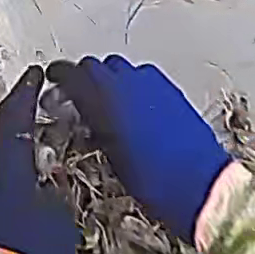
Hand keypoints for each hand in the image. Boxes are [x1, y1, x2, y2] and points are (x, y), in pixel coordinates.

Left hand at [0, 65, 76, 253]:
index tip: (34, 73)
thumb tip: (52, 166)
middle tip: (31, 88)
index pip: (16, 113)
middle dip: (16, 102)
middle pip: (1, 121)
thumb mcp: (59, 206)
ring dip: (11, 122)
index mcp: (9, 158)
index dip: (26, 89)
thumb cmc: (37, 245)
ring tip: (28, 113)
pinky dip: (8, 142)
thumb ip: (55, 177)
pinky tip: (20, 147)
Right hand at [46, 56, 230, 238]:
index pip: (71, 74)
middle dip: (83, 79)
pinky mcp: (169, 87)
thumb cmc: (153, 181)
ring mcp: (149, 81)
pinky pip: (141, 76)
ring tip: (107, 103)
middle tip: (78, 97)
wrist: (202, 187)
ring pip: (117, 68)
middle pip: (93, 66)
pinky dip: (131, 85)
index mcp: (103, 97)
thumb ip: (94, 125)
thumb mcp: (111, 156)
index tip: (52, 82)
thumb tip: (85, 117)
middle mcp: (125, 81)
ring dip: (107, 80)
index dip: (58, 76)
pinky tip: (134, 107)